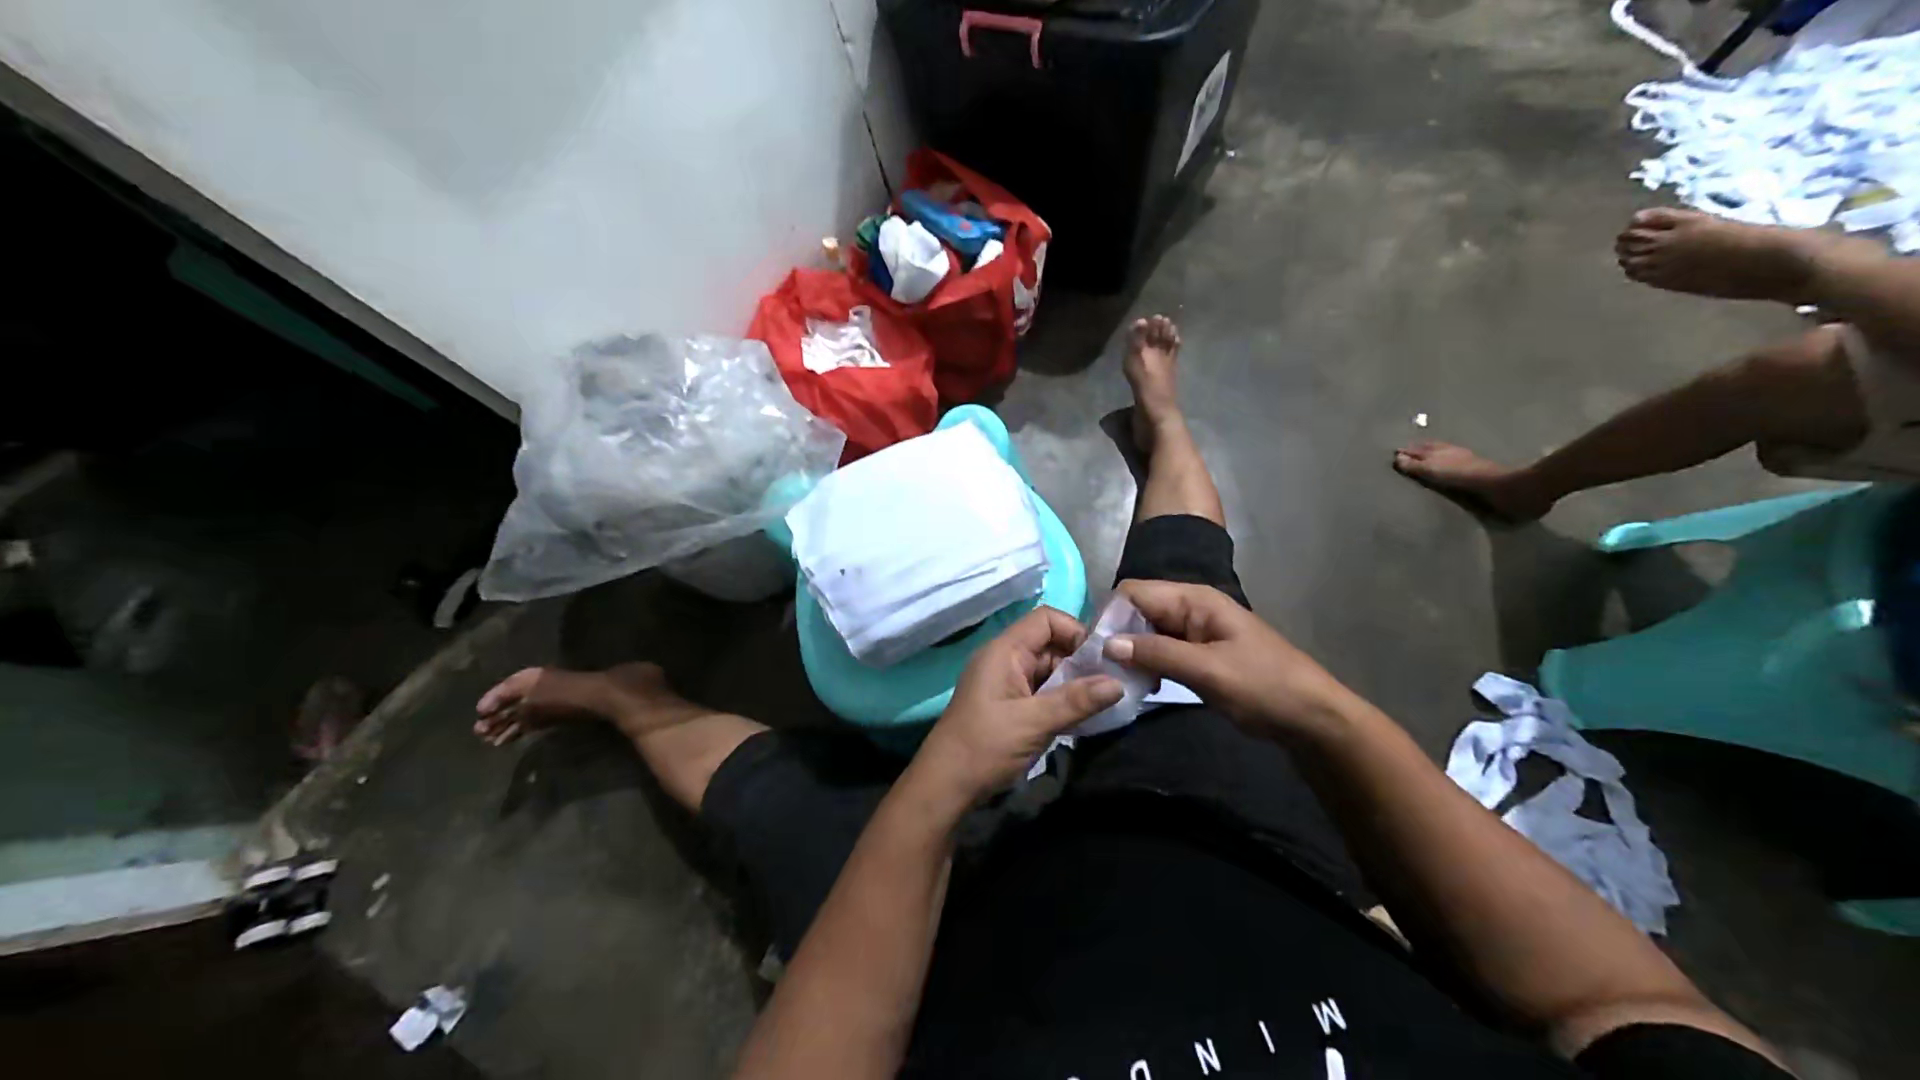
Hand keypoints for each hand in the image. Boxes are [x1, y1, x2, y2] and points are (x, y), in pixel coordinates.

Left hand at [911, 606, 1123, 804]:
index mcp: (1005, 651)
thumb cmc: (985, 746)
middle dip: (1081, 661)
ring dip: (1075, 683)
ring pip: (1050, 670)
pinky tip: (1084, 716)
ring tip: (1104, 702)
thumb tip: (1119, 683)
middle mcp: (1005, 660)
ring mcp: (1007, 683)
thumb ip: (1077, 701)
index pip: (1046, 619)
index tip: (1101, 660)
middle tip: (1112, 685)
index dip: (1076, 631)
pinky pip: (1043, 691)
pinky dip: (1063, 699)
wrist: (945, 786)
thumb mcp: (1034, 723)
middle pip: (1051, 644)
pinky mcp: (1010, 706)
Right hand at [1105, 580, 1354, 737]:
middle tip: (1100, 669)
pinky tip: (1139, 683)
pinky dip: (1147, 662)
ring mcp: (1195, 630)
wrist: (1312, 717)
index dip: (1111, 616)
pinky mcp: (1198, 652)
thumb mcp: (1208, 670)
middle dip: (1117, 635)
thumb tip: (1107, 644)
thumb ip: (1157, 653)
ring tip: (1115, 678)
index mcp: (1195, 599)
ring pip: (1147, 631)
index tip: (1094, 650)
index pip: (1135, 592)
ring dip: (1131, 651)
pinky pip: (1161, 649)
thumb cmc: (1264, 687)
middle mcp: (1191, 607)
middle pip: (1138, 609)